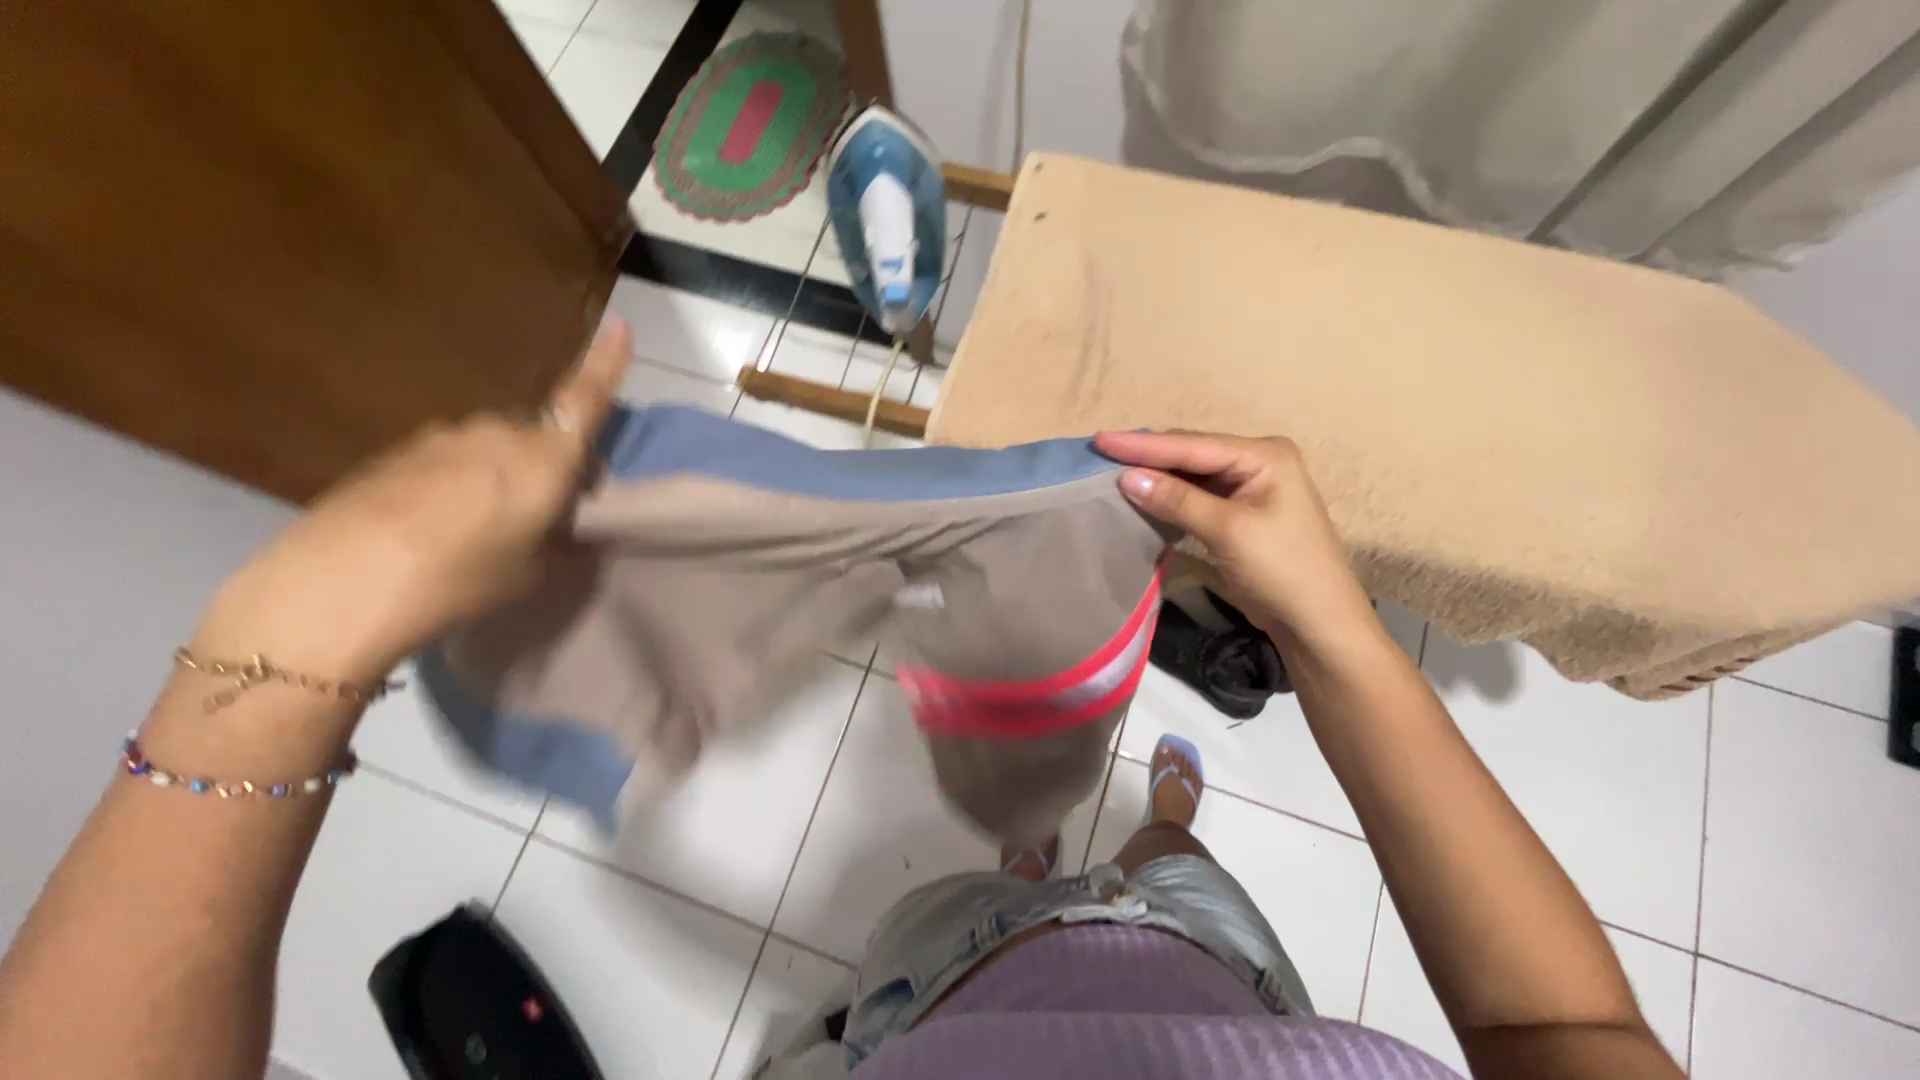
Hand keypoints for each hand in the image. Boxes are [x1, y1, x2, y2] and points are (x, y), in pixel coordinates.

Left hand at [194, 317, 633, 680]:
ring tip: (484, 533)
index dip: (606, 361)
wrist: (340, 582)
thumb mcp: (531, 575)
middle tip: (546, 517)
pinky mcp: (398, 454)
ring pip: (492, 451)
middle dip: (550, 465)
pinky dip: (458, 486)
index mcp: (545, 456)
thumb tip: (568, 535)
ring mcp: (442, 438)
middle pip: (539, 437)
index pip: (586, 398)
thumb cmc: (461, 577)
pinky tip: (437, 531)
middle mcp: (499, 432)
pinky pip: (449, 463)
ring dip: (501, 478)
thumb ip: (558, 546)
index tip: (620, 323)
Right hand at [1095, 430, 1374, 644]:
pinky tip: (1141, 493)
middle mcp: (1256, 462)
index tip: (1099, 440)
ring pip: (1190, 474)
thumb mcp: (1228, 531)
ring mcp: (1248, 487)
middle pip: (1190, 453)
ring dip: (1155, 474)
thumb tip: (1126, 477)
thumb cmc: (1282, 570)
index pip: (1192, 445)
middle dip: (1146, 454)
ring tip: (1110, 467)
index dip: (1143, 445)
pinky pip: (1195, 495)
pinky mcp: (1239, 512)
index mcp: (1263, 455)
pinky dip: (1168, 495)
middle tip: (1099, 451)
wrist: (1317, 622)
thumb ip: (1177, 500)